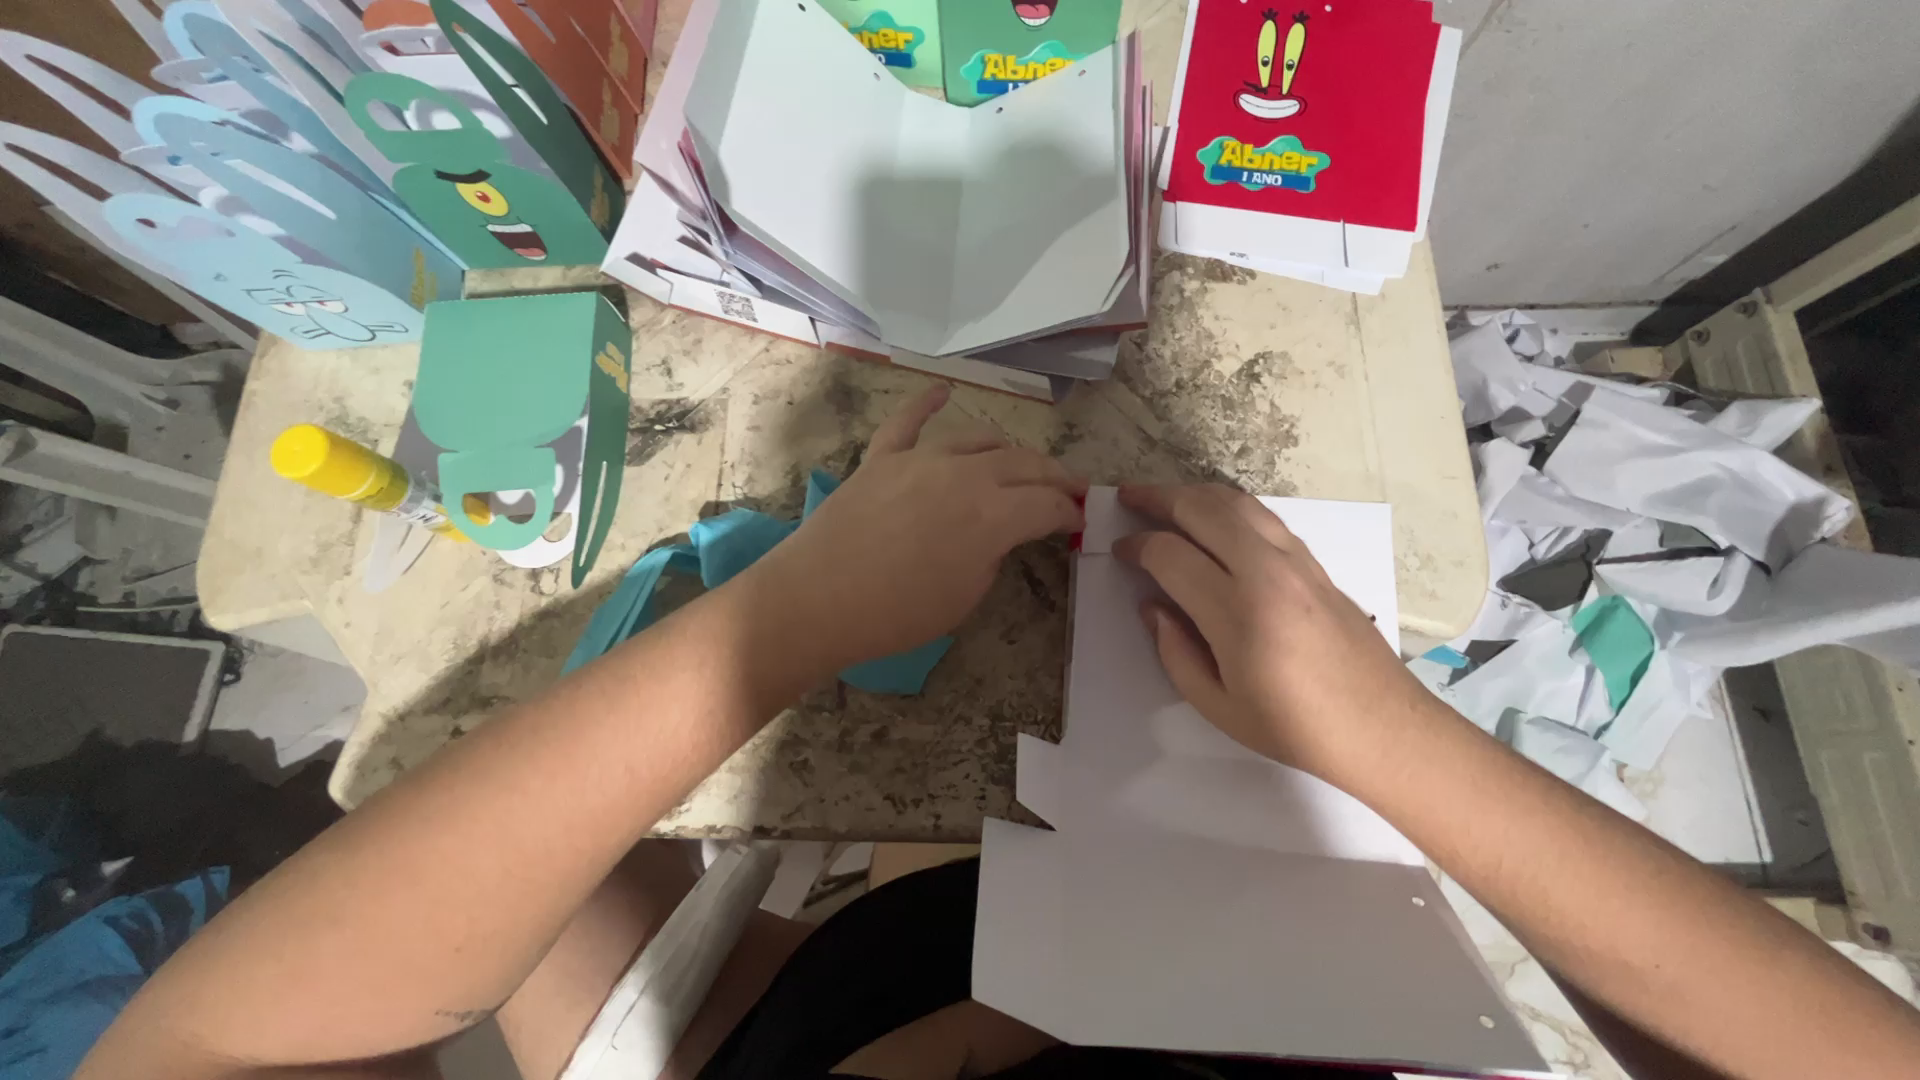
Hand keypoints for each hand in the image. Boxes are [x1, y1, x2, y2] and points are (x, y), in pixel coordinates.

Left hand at [746, 385, 1085, 673]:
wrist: (816, 600)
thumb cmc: (897, 615)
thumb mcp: (965, 598)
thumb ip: (992, 556)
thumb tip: (997, 535)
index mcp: (994, 515)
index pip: (1048, 505)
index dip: (1070, 513)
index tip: (1079, 522)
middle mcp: (966, 474)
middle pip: (1024, 464)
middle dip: (1054, 477)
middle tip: (1067, 489)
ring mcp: (921, 459)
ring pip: (978, 438)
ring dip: (1006, 450)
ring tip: (1017, 464)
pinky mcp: (882, 457)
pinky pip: (907, 421)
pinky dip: (926, 403)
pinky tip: (941, 392)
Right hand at [1113, 484, 1429, 779]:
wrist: (1382, 727)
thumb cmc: (1293, 727)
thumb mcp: (1217, 705)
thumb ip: (1175, 651)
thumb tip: (1152, 606)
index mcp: (1237, 612)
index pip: (1171, 555)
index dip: (1136, 547)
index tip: (1119, 551)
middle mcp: (1267, 572)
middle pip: (1203, 510)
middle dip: (1158, 498)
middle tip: (1127, 498)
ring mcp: (1296, 562)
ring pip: (1237, 503)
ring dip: (1194, 493)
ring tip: (1165, 497)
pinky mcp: (1315, 564)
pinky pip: (1264, 517)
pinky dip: (1229, 507)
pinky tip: (1214, 518)